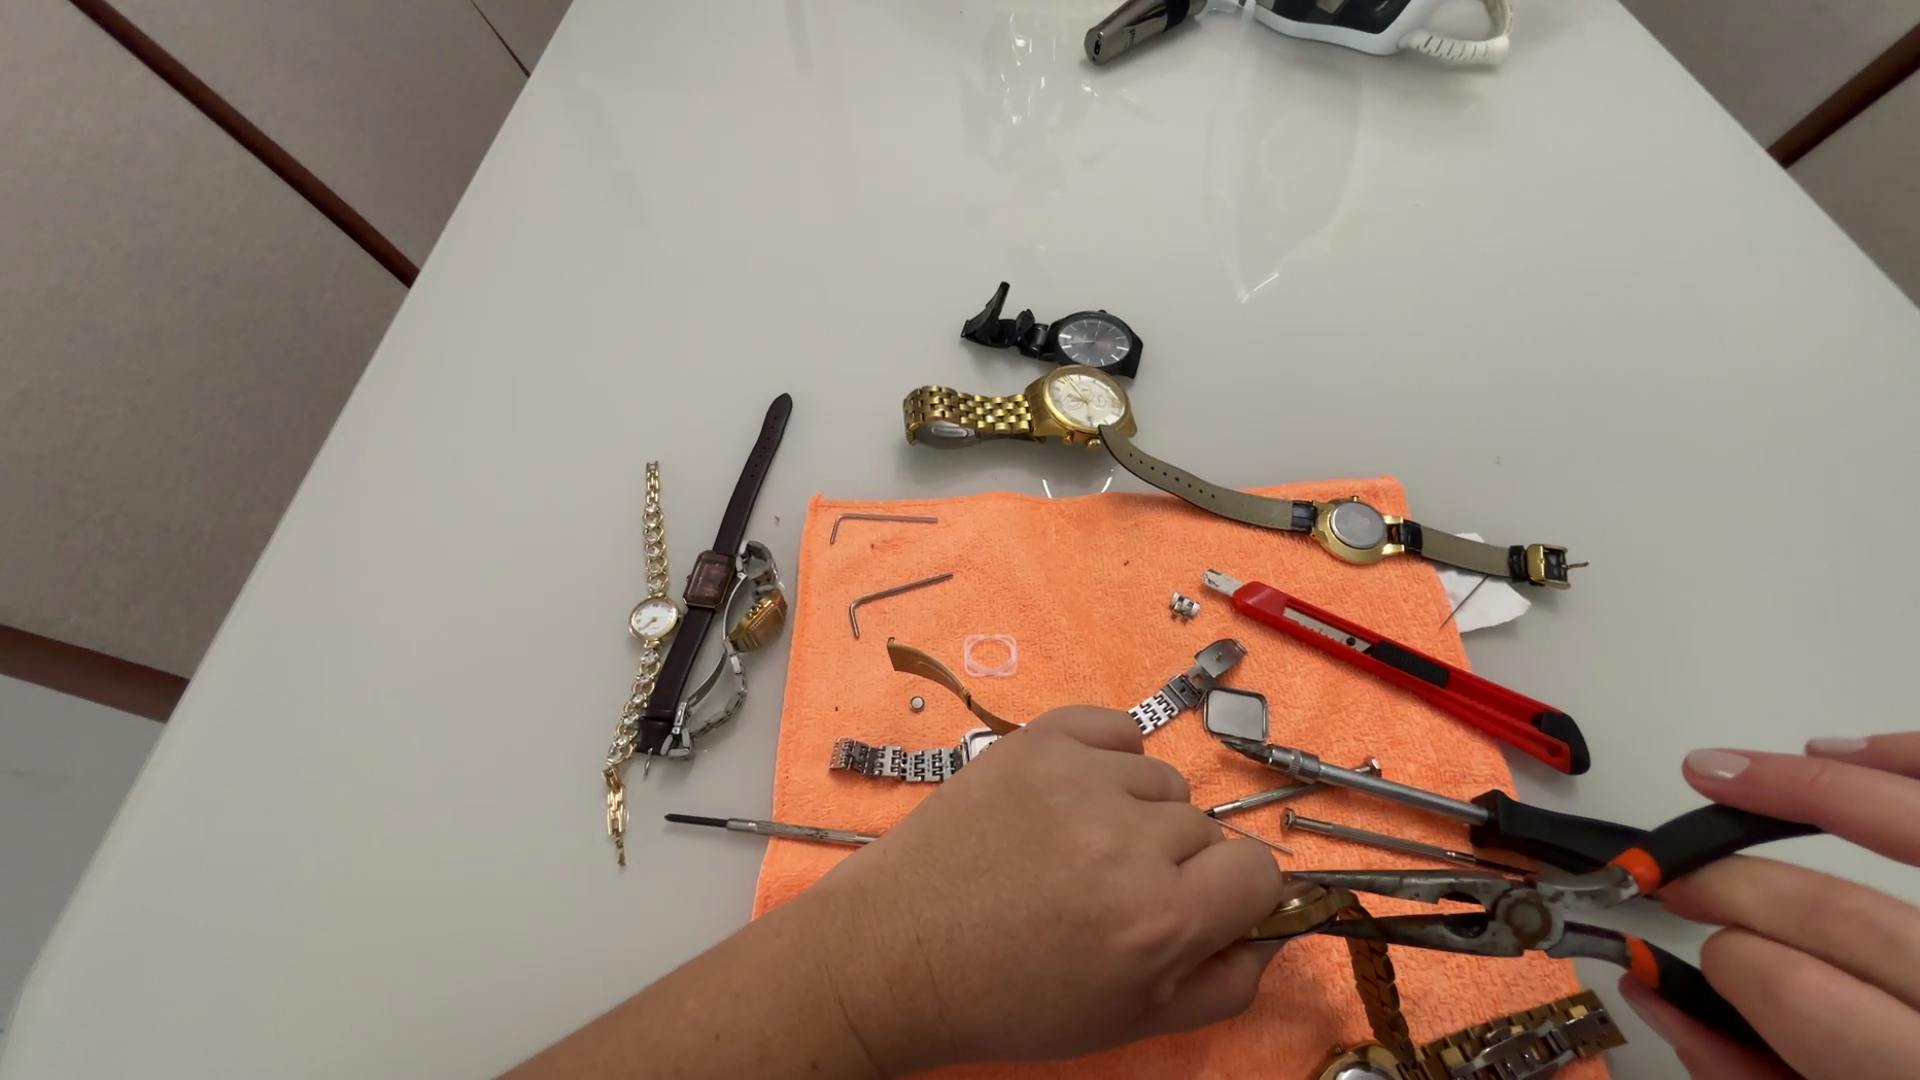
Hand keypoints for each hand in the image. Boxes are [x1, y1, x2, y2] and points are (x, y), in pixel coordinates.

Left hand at [802, 706, 1285, 1073]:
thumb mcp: (1132, 1020)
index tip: (1200, 904)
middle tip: (1112, 888)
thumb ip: (1226, 979)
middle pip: (1204, 827)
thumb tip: (1274, 927)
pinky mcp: (1036, 739)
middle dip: (1176, 862)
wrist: (902, 946)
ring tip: (1078, 845)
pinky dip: (1109, 755)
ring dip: (1137, 810)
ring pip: (1159, 779)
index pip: (1259, 872)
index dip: (1235, 894)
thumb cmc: (1013, 997)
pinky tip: (1076, 792)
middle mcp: (1125, 836)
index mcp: (1158, 916)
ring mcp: (1076, 776)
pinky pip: (1115, 727)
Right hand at [1619, 733, 1919, 1079]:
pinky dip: (1910, 759)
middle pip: (1844, 915)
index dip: (1724, 960)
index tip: (1700, 949)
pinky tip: (1853, 753)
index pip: (1799, 994)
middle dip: (1731, 887)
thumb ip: (1756, 1075)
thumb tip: (1657, 988)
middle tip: (1685, 881)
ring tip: (1732, 772)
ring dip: (1814, 785)